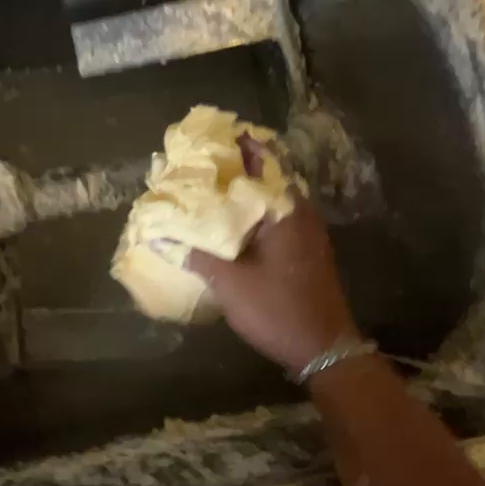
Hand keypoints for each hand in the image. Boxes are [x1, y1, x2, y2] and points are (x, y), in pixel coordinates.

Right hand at [186, 141, 358, 374]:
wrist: (325, 349)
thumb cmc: (277, 308)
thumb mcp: (230, 283)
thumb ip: (196, 254)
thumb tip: (159, 233)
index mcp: (285, 209)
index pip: (263, 160)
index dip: (237, 144)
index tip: (210, 136)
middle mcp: (300, 211)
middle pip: (268, 174)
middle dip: (236, 165)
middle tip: (202, 162)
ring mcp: (307, 230)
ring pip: (272, 196)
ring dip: (245, 189)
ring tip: (210, 187)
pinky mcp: (306, 248)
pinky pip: (277, 214)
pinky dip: (254, 209)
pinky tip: (231, 221)